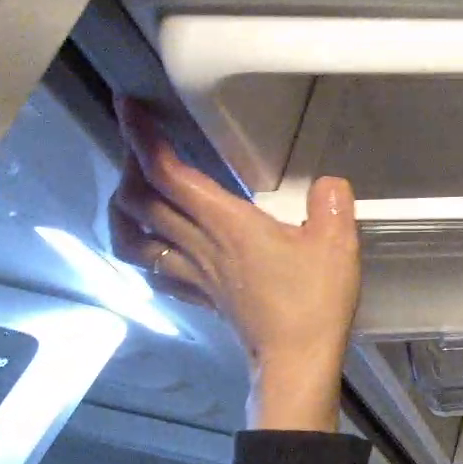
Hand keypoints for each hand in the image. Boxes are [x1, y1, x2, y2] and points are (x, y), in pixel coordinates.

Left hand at [109, 100, 360, 432]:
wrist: (296, 358)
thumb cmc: (315, 301)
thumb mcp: (339, 244)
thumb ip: (331, 204)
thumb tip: (327, 183)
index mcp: (227, 224)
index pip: (169, 173)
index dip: (143, 137)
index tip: (129, 106)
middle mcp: (199, 244)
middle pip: (141, 199)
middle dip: (132, 163)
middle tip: (144, 142)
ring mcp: (194, 274)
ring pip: (134, 236)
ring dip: (124, 208)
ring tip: (133, 191)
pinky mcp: (202, 296)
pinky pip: (156, 268)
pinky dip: (145, 249)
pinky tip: (157, 247)